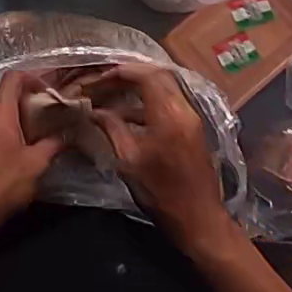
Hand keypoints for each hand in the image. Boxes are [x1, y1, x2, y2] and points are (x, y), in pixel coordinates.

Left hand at [0, 70, 64, 233]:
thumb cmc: (3, 184)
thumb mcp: (35, 165)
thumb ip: (53, 144)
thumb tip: (67, 133)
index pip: (13, 78)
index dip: (33, 77)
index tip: (49, 91)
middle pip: (7, 93)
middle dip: (30, 98)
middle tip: (50, 111)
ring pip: (1, 109)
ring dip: (20, 114)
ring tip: (41, 129)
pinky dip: (9, 126)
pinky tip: (23, 144)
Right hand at [90, 64, 238, 253]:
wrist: (198, 219)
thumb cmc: (160, 192)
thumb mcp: (128, 159)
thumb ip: (111, 127)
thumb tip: (94, 111)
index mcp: (169, 115)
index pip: (147, 76)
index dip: (122, 71)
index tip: (99, 77)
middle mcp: (184, 110)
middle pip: (158, 75)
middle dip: (129, 73)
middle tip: (104, 79)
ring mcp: (191, 118)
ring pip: (164, 87)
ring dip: (138, 86)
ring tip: (111, 93)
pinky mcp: (191, 128)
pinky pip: (168, 102)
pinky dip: (146, 101)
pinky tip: (126, 114)